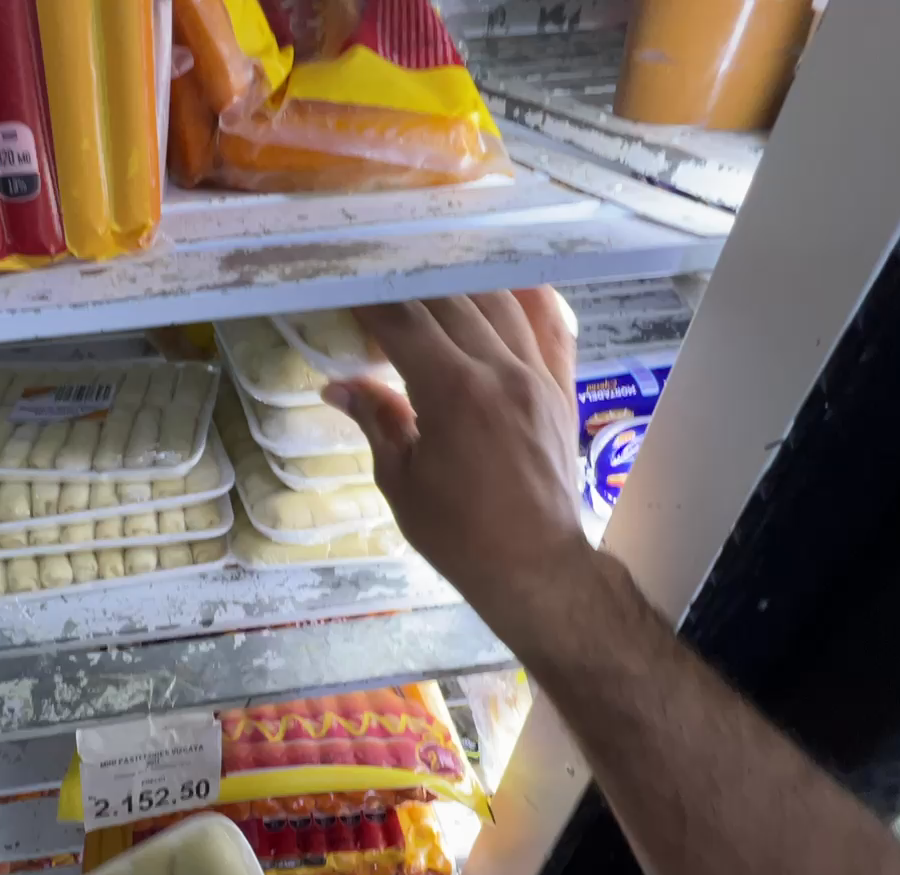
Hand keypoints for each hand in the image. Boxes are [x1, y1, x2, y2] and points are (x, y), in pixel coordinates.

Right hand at [323, 290, 591, 642]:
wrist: (533, 564)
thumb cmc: (456, 534)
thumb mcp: (400, 481)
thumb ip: (376, 421)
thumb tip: (337, 386)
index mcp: (453, 393)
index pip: (405, 325)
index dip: (373, 305)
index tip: (349, 293)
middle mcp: (500, 370)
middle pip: (450, 302)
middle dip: (409, 291)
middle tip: (380, 292)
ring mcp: (539, 374)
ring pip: (499, 301)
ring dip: (459, 287)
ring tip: (428, 286)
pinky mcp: (562, 386)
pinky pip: (550, 324)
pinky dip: (525, 297)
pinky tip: (504, 285)